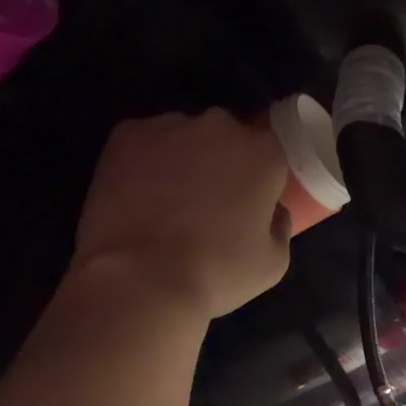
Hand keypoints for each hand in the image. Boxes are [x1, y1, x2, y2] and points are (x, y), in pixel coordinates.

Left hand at [71, 109, 291, 318]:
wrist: (140, 279)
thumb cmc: (216, 274)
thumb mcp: (272, 264)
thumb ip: (280, 226)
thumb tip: (272, 212)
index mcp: (262, 153)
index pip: (270, 154)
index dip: (260, 181)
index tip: (248, 207)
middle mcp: (219, 126)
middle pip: (227, 139)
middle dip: (221, 164)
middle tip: (207, 207)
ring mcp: (169, 126)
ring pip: (183, 138)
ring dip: (182, 162)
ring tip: (167, 206)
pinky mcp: (126, 134)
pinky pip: (144, 145)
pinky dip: (143, 164)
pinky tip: (138, 200)